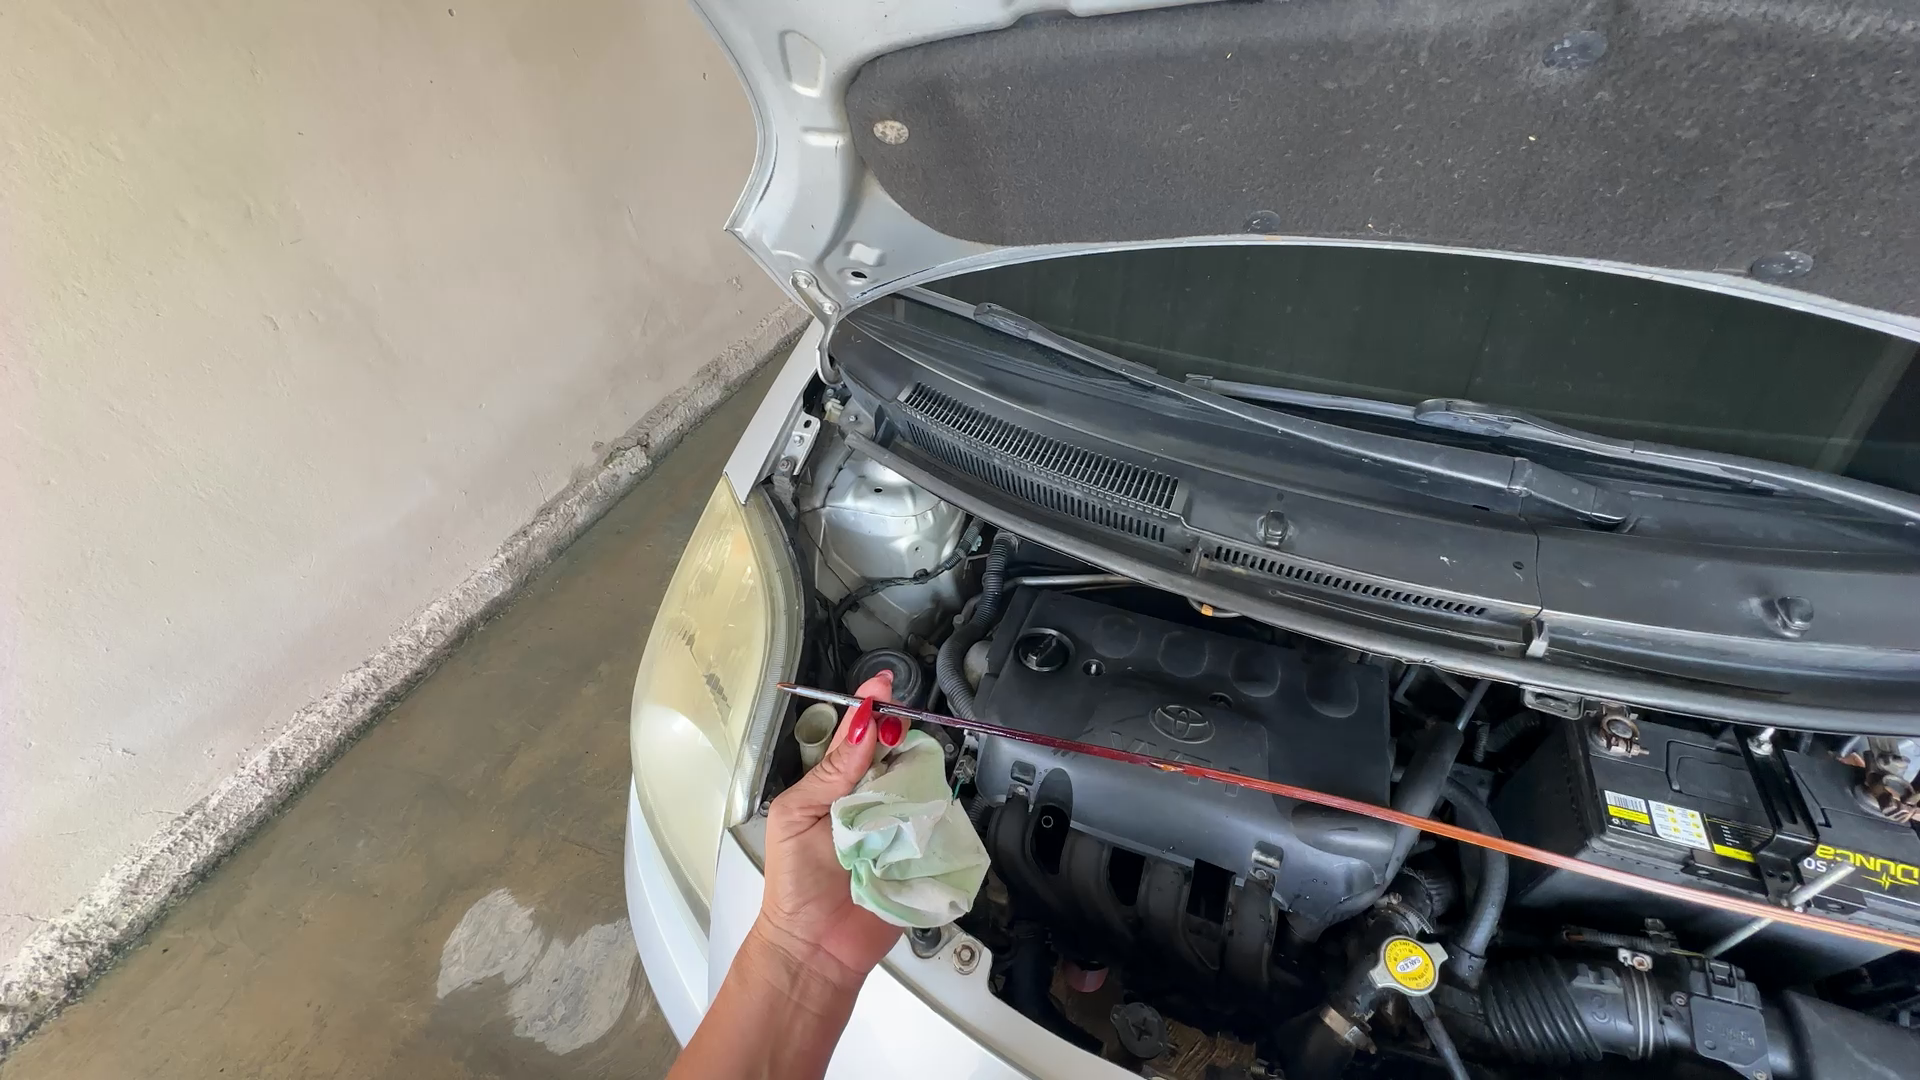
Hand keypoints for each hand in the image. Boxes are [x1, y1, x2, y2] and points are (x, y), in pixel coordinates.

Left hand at [751, 670, 903, 991]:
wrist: (815, 949)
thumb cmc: (795, 882)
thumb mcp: (798, 815)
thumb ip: (831, 771)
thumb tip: (862, 723)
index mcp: (838, 780)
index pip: (860, 731)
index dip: (873, 703)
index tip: (884, 685)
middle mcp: (872, 793)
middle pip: (897, 747)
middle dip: (901, 734)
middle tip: (898, 734)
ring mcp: (899, 819)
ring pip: (921, 778)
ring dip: (917, 772)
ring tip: (904, 784)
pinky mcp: (922, 848)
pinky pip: (937, 818)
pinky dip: (934, 811)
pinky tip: (924, 813)